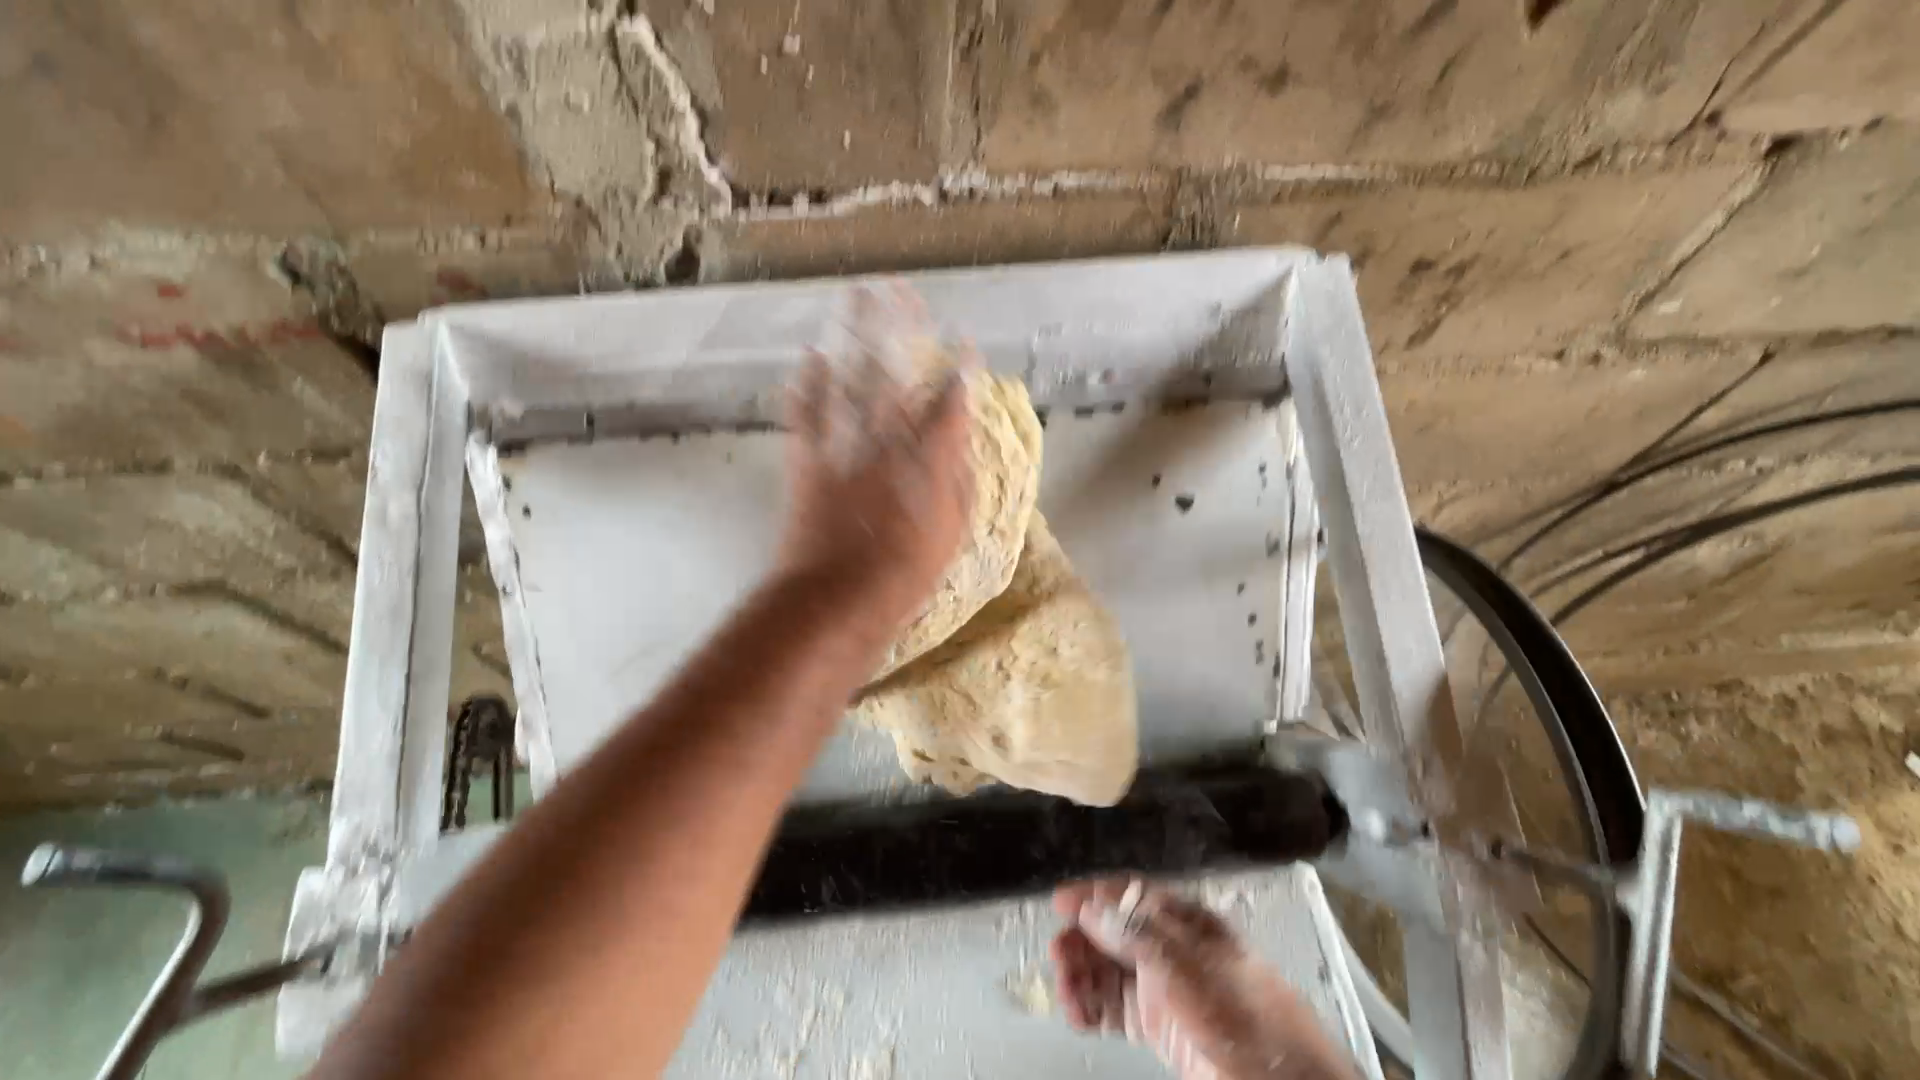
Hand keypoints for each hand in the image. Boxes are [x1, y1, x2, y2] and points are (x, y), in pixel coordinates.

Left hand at [779, 283, 974, 631]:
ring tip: (856, 297)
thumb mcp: (952, 531)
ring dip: (852, 333)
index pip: (949, 401)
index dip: (958, 370)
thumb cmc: (904, 573)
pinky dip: (807, 381)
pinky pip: (806, 410)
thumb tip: (962, 442)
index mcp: (927, 457)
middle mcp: (885, 438)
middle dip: (898, 326)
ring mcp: (842, 444)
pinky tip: (810, 355)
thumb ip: (958, 478)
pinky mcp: (808, 459)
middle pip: (894, 370)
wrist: (835, 597)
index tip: (965, 345)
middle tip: (900, 289)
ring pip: (849, 376)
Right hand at [1051, 879, 1356, 1079]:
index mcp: (1185, 923)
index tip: (1060, 902)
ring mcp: (1164, 988)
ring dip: (1081, 975)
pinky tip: (1078, 1014)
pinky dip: (1091, 1008)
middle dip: (1082, 940)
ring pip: (1108, 970)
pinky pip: (1114, 1008)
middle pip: (1113, 932)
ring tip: (1066, 993)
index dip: (1095, 894)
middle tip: (1058, 956)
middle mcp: (1170, 949)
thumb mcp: (1190, 967)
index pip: (1132, 896)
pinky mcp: (1158, 1024)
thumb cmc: (1242, 1014)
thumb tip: (1091, 908)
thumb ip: (1139, 935)